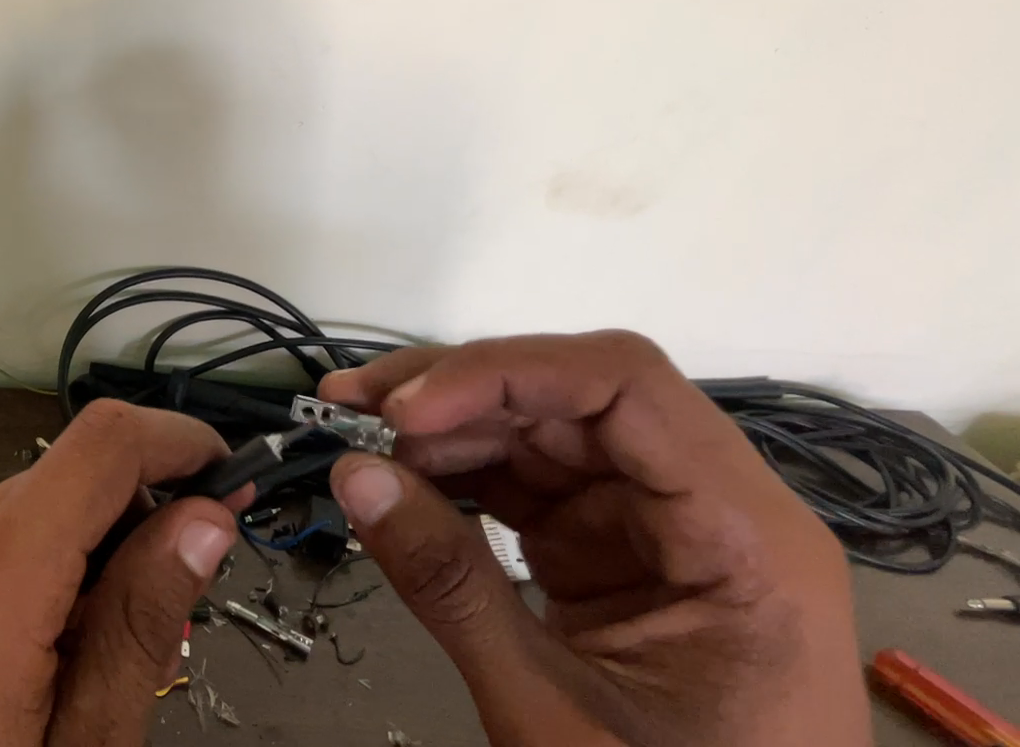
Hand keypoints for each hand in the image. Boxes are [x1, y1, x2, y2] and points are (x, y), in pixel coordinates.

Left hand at [0, 399, 242, 746]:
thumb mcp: (78, 746)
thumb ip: (141, 622)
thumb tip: (204, 522)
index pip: (103, 444)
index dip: (178, 441)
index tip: (230, 479)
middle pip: (76, 472)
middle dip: (146, 514)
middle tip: (178, 605)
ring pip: (44, 499)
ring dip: (102, 543)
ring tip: (113, 643)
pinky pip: (3, 529)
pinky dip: (54, 559)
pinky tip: (60, 639)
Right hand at [320, 331, 867, 746]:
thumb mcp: (555, 716)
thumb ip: (450, 587)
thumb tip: (350, 472)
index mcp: (739, 535)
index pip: (623, 386)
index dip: (504, 374)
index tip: (404, 413)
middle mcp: (700, 503)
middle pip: (567, 396)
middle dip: (450, 391)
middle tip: (348, 403)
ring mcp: (646, 523)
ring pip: (534, 428)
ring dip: (439, 425)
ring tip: (355, 436)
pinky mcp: (600, 545)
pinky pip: (518, 478)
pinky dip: (450, 470)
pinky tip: (395, 479)